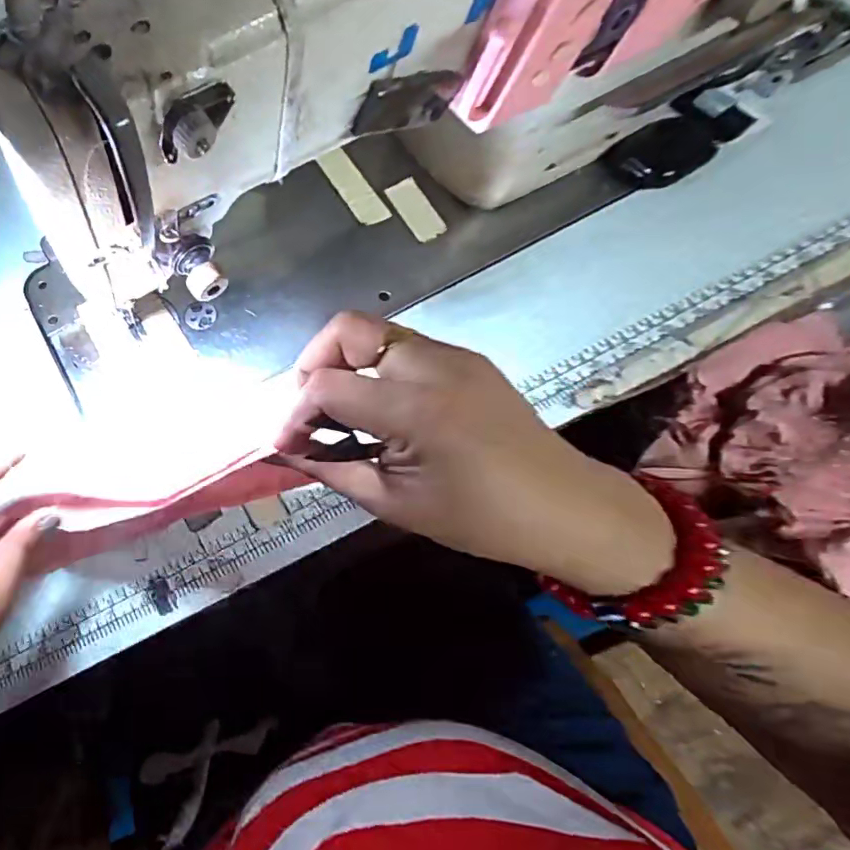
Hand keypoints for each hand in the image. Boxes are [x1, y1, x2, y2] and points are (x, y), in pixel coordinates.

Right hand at [275, 312, 673, 593]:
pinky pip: (404, 345)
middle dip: (313, 365)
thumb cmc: (480, 519)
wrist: (564, 507)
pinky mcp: (466, 358)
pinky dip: (376, 367)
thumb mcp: (395, 503)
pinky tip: (382, 409)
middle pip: (346, 329)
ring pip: (374, 331)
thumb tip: (287, 450)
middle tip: (310, 411)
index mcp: (415, 408)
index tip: (286, 442)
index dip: (294, 412)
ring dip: (344, 363)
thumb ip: (334, 469)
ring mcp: (453, 354)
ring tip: (342, 411)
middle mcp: (432, 364)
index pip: (326, 384)